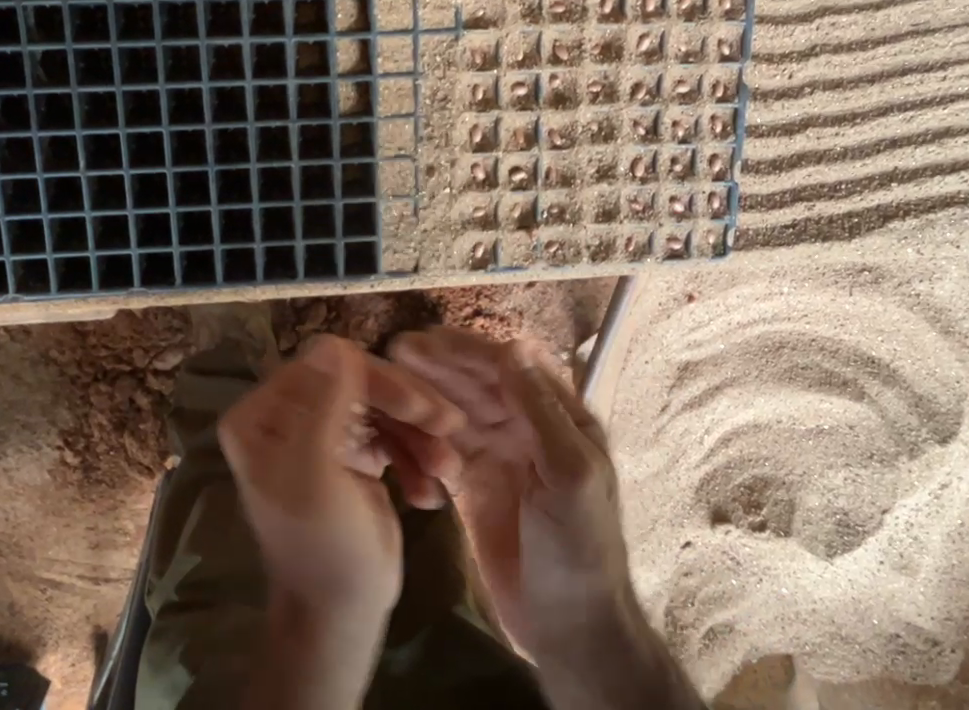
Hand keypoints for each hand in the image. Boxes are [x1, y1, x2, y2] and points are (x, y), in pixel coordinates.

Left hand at [219, 334, 464, 623]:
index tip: (424, 411)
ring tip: (449, 471)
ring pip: (384, 408)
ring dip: (421, 436)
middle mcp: (288, 415)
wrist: (341, 616)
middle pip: (361, 382)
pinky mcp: (352, 454)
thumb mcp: (318, 477)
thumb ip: (324, 406)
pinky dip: (416, 458)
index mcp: (263, 416)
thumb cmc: (324, 551)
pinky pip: (392, 435)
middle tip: (451, 428)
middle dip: (409, 408)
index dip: (381, 383)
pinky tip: (429, 493)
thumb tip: (333, 342)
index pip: (329, 366)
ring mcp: (322, 433)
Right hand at [388, 327, 634, 657]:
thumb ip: (541, 410)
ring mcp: (497, 456)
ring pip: (454, 411)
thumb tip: (513, 344)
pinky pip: (440, 448)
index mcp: (559, 417)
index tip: (425, 339)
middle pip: (476, 384)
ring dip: (424, 396)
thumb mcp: (571, 474)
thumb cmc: (580, 548)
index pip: (508, 368)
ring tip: (388, 381)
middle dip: (437, 366)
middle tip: (394, 351)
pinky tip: (398, 429)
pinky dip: (420, 438)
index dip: (467, 351)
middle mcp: (526, 428)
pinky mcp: (471, 485)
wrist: (568, 628)